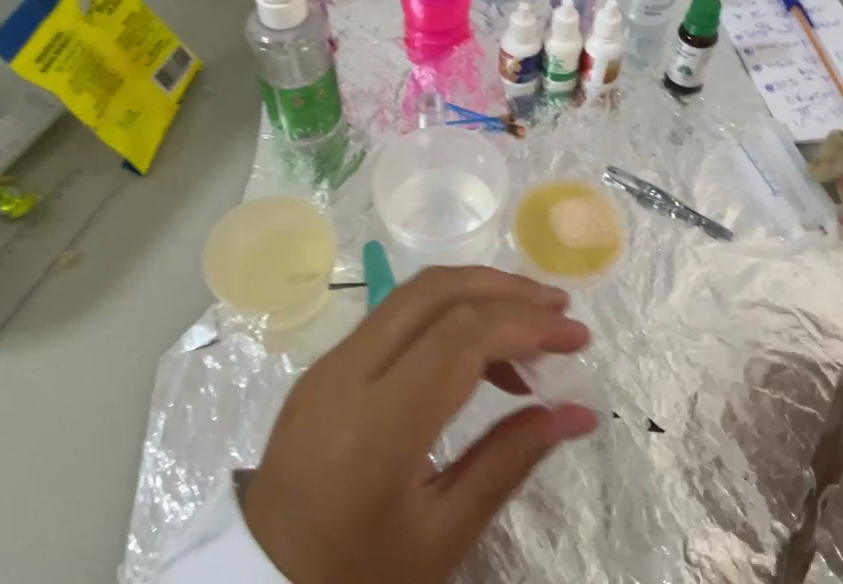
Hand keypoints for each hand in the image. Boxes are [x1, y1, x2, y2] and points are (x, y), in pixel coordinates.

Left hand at [242, 266, 601, 583]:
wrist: (262, 582)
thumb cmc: (359, 574)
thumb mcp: (444, 535)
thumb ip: (511, 460)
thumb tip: (580, 412)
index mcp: (376, 427)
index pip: (461, 338)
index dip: (526, 325)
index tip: (577, 338)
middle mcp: (345, 375)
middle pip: (434, 291)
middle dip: (506, 289)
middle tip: (559, 313)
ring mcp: (327, 365)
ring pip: (411, 294)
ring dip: (477, 296)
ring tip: (529, 338)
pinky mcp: (323, 367)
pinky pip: (393, 318)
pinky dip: (445, 318)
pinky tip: (477, 358)